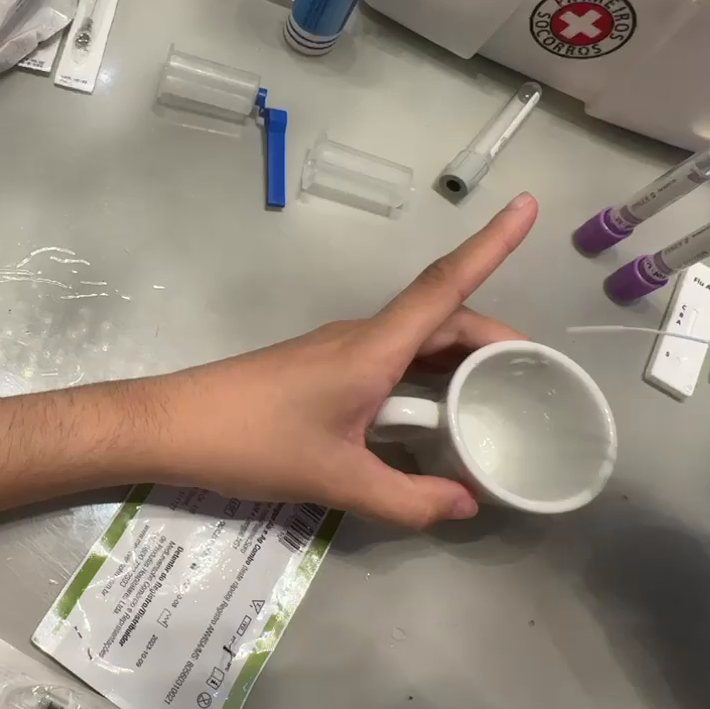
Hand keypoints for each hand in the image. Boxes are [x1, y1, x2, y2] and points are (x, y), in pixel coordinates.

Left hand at [154, 193, 537, 527]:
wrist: (175, 425)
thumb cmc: (253, 442)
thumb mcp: (336, 479)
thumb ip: (407, 499)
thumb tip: (465, 504)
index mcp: (372, 348)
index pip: (443, 285)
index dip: (491, 244)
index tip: (528, 204)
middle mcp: (359, 337)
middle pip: (439, 317)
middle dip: (492, 338)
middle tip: (534, 377)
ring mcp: (336, 351)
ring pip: (412, 340)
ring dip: (455, 359)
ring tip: (494, 398)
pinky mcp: (318, 368)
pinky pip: (387, 360)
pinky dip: (421, 377)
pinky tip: (429, 415)